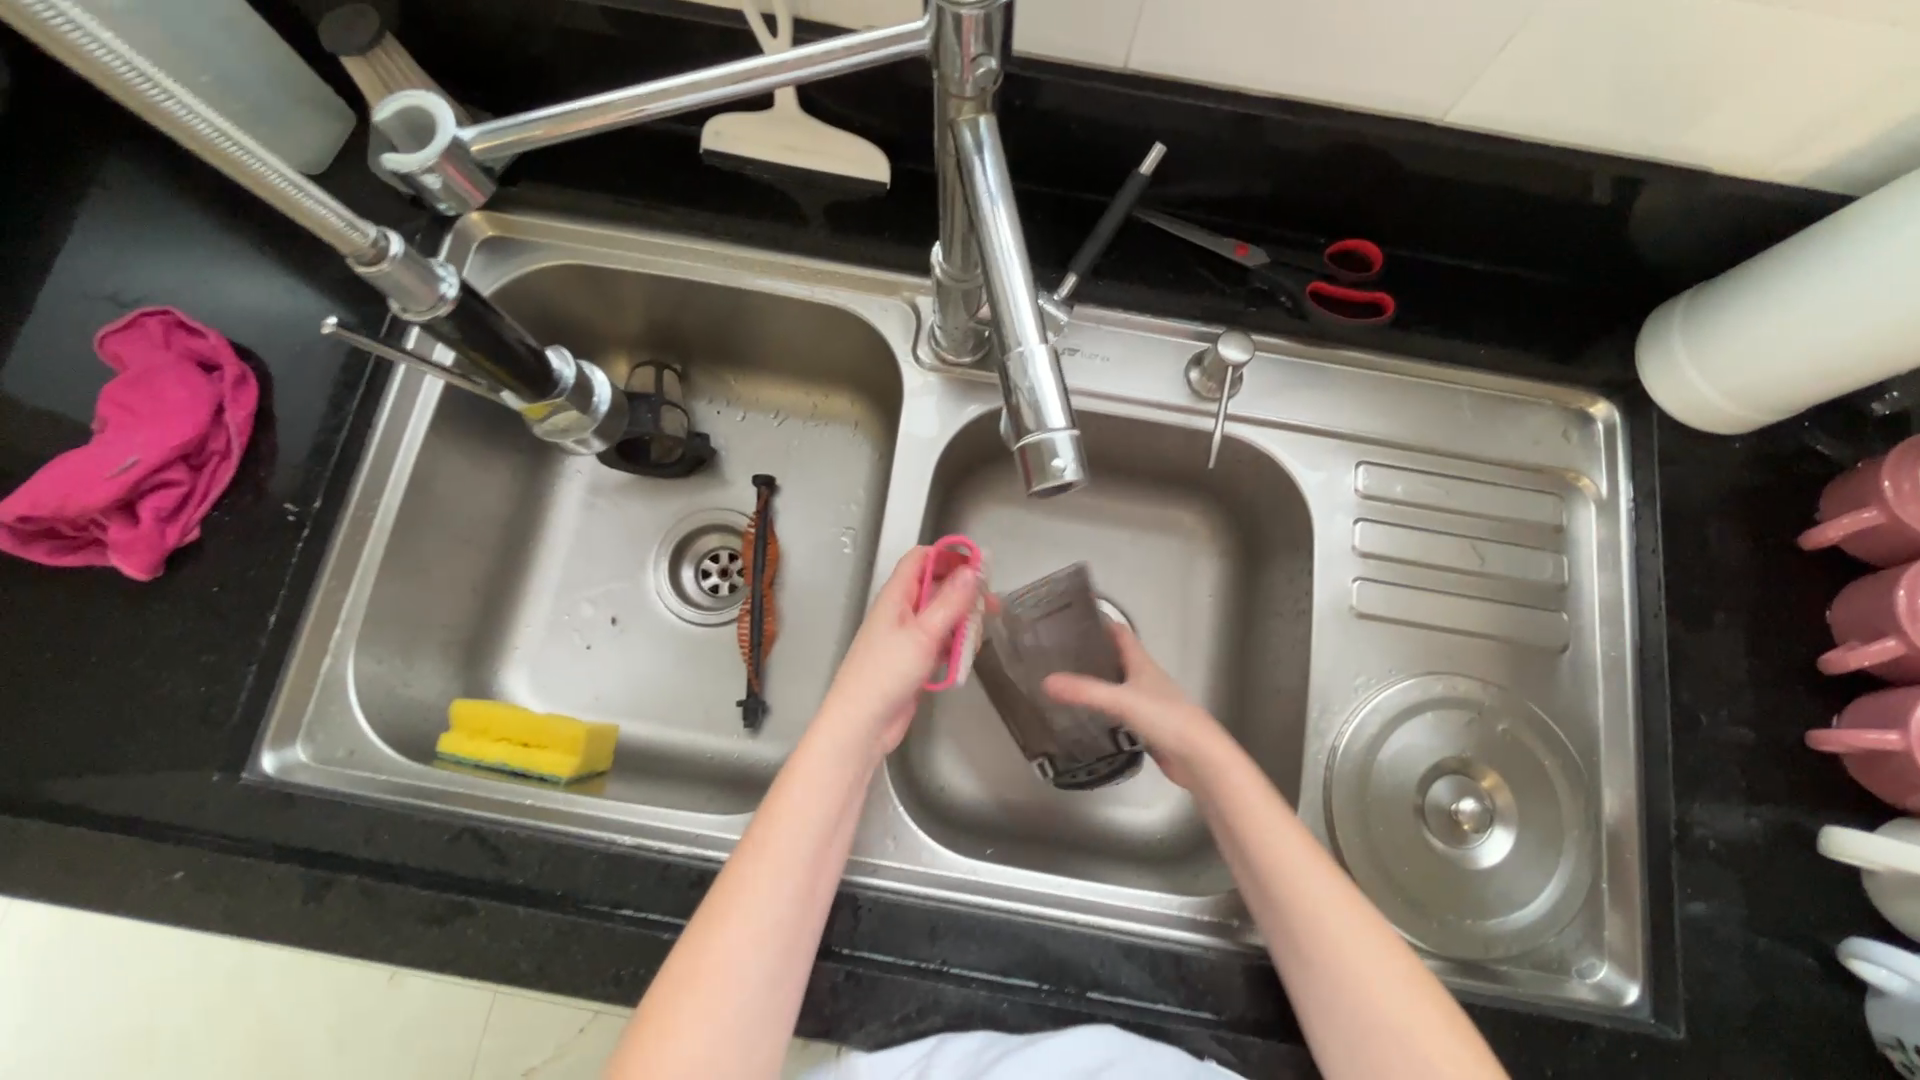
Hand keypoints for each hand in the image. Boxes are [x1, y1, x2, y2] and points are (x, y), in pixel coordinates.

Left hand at [817, 546, 981, 754]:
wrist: (862, 723)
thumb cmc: (887, 673)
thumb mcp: (923, 634)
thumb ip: (950, 601)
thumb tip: (973, 570)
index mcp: (896, 596)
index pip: (921, 558)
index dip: (949, 556)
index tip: (979, 567)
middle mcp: (901, 611)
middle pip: (936, 587)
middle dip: (964, 593)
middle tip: (992, 606)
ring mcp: (907, 636)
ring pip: (941, 617)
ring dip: (962, 622)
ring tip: (981, 635)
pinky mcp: (914, 659)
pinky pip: (939, 642)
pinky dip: (954, 644)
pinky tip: (967, 655)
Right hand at [1043, 624, 1235, 789]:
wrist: (1198, 757)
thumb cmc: (1165, 718)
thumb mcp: (1121, 701)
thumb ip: (1085, 691)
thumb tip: (1046, 681)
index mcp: (1143, 664)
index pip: (1122, 634)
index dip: (1103, 624)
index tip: (1076, 620)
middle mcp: (1147, 679)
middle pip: (1119, 659)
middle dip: (1094, 654)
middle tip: (1063, 654)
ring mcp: (1150, 703)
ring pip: (1120, 686)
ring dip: (1100, 683)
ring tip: (1069, 683)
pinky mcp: (1149, 727)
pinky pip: (1122, 713)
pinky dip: (1106, 711)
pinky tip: (1089, 717)